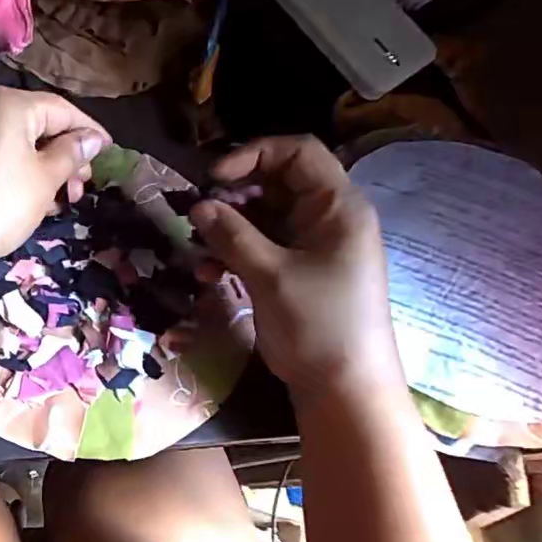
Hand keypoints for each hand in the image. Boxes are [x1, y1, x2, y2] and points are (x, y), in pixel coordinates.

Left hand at [0, 87, 110, 280]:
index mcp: (8, 103)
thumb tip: (91, 140)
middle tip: (81, 187)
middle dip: (66, 154)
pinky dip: (19, 171)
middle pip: (37, 123)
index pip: (61, 109)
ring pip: (17, 142)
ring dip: (45, 167)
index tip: (110, 154)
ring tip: (60, 200)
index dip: (89, 131)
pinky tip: (32, 199)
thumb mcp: (45, 179)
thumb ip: (71, 154)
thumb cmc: (0, 205)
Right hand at [189, 136, 400, 397]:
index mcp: (338, 207)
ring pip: (265, 218)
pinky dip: (236, 253)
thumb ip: (232, 236)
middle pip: (278, 184)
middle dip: (234, 196)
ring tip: (198, 247)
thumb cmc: (318, 325)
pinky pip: (265, 247)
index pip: (298, 152)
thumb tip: (197, 206)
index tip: (212, 179)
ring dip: (229, 228)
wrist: (344, 389)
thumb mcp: (271, 276)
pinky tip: (209, 272)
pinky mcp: (300, 272)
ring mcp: (314, 247)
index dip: (252, 155)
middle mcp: (329, 219)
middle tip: (199, 215)